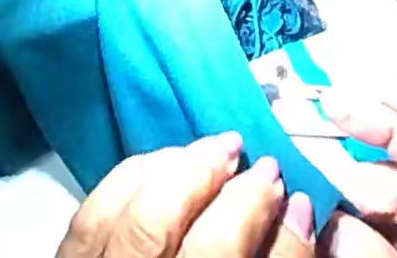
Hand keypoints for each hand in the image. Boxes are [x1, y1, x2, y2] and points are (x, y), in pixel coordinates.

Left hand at [57, 133, 316, 257]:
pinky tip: (163, 161)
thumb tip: (302, 223)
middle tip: (266, 167)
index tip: (304, 203)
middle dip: (235, 200)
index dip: (285, 245)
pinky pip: (93, 212)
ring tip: (219, 149)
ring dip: (183, 173)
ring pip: (138, 220)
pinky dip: (132, 176)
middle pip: (191, 250)